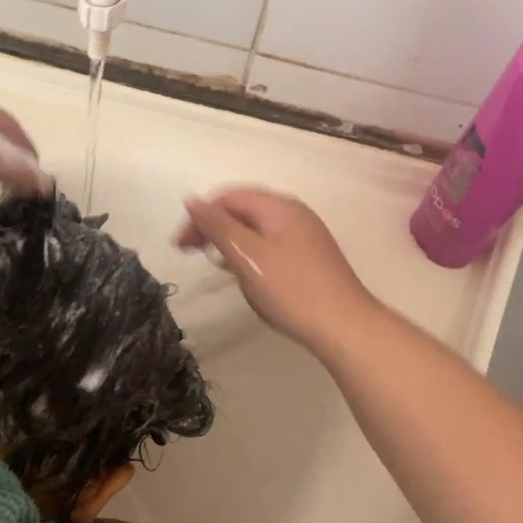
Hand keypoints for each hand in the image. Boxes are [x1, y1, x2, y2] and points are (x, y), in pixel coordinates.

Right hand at [174, 187, 380, 353]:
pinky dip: (247, 252)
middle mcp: (293, 213)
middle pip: (242, 208)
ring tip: (215, 263)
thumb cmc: (290, 288)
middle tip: (190, 253)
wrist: (343, 325)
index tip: (180, 245)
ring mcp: (303, 235)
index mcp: (278, 207)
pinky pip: (268, 243)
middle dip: (212, 226)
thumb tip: (191, 201)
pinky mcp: (307, 256)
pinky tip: (243, 274)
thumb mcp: (246, 255)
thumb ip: (217, 226)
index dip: (199, 216)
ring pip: (254, 227)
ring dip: (228, 240)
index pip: (228, 197)